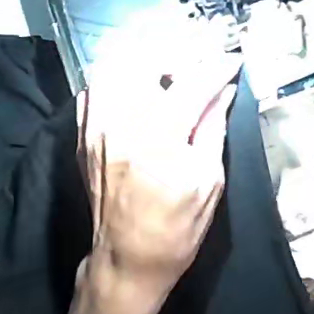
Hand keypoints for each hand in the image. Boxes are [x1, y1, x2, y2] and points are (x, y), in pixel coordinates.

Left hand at [75, 55, 240, 313]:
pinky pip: (93, 90)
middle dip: (174, 54)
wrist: (125, 259)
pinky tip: (135, 87)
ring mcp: (94, 130)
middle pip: (142, 64)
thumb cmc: (175, 230)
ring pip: (111, 69)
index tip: (230, 59)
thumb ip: (212, 128)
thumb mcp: (209, 183)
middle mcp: (119, 128)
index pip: (189, 87)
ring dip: (142, 62)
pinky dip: (115, 80)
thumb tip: (223, 90)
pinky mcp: (82, 136)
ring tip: (165, 70)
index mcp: (156, 143)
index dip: (214, 69)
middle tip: (195, 62)